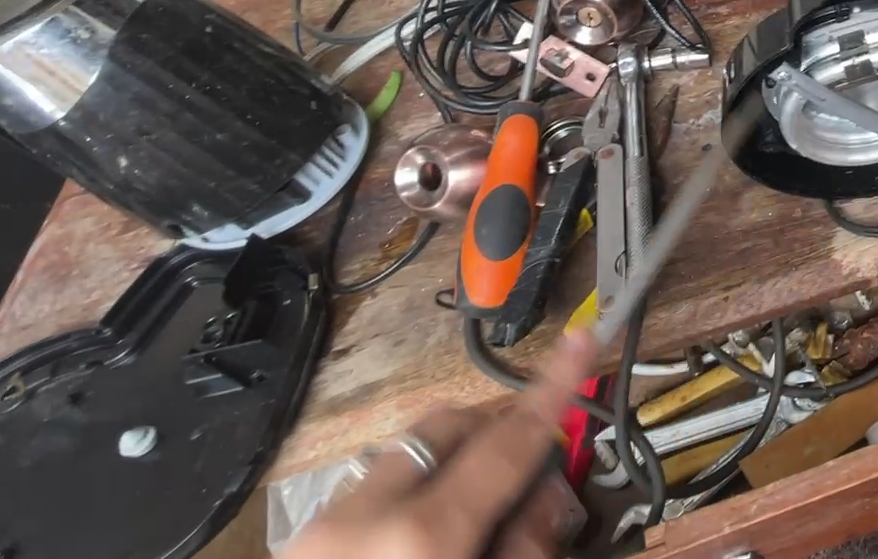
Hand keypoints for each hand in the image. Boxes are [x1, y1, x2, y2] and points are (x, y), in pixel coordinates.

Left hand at [281, 330, 594, 558]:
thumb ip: (527, 543)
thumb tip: (545, 488)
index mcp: (421, 541)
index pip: (508, 439)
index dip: (554, 386)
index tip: (581, 339)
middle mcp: (363, 519)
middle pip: (450, 425)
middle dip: (496, 427)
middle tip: (528, 465)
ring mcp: (318, 532)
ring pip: (407, 451)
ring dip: (453, 458)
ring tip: (474, 507)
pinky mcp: (296, 549)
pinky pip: (372, 488)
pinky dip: (412, 490)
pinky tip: (422, 540)